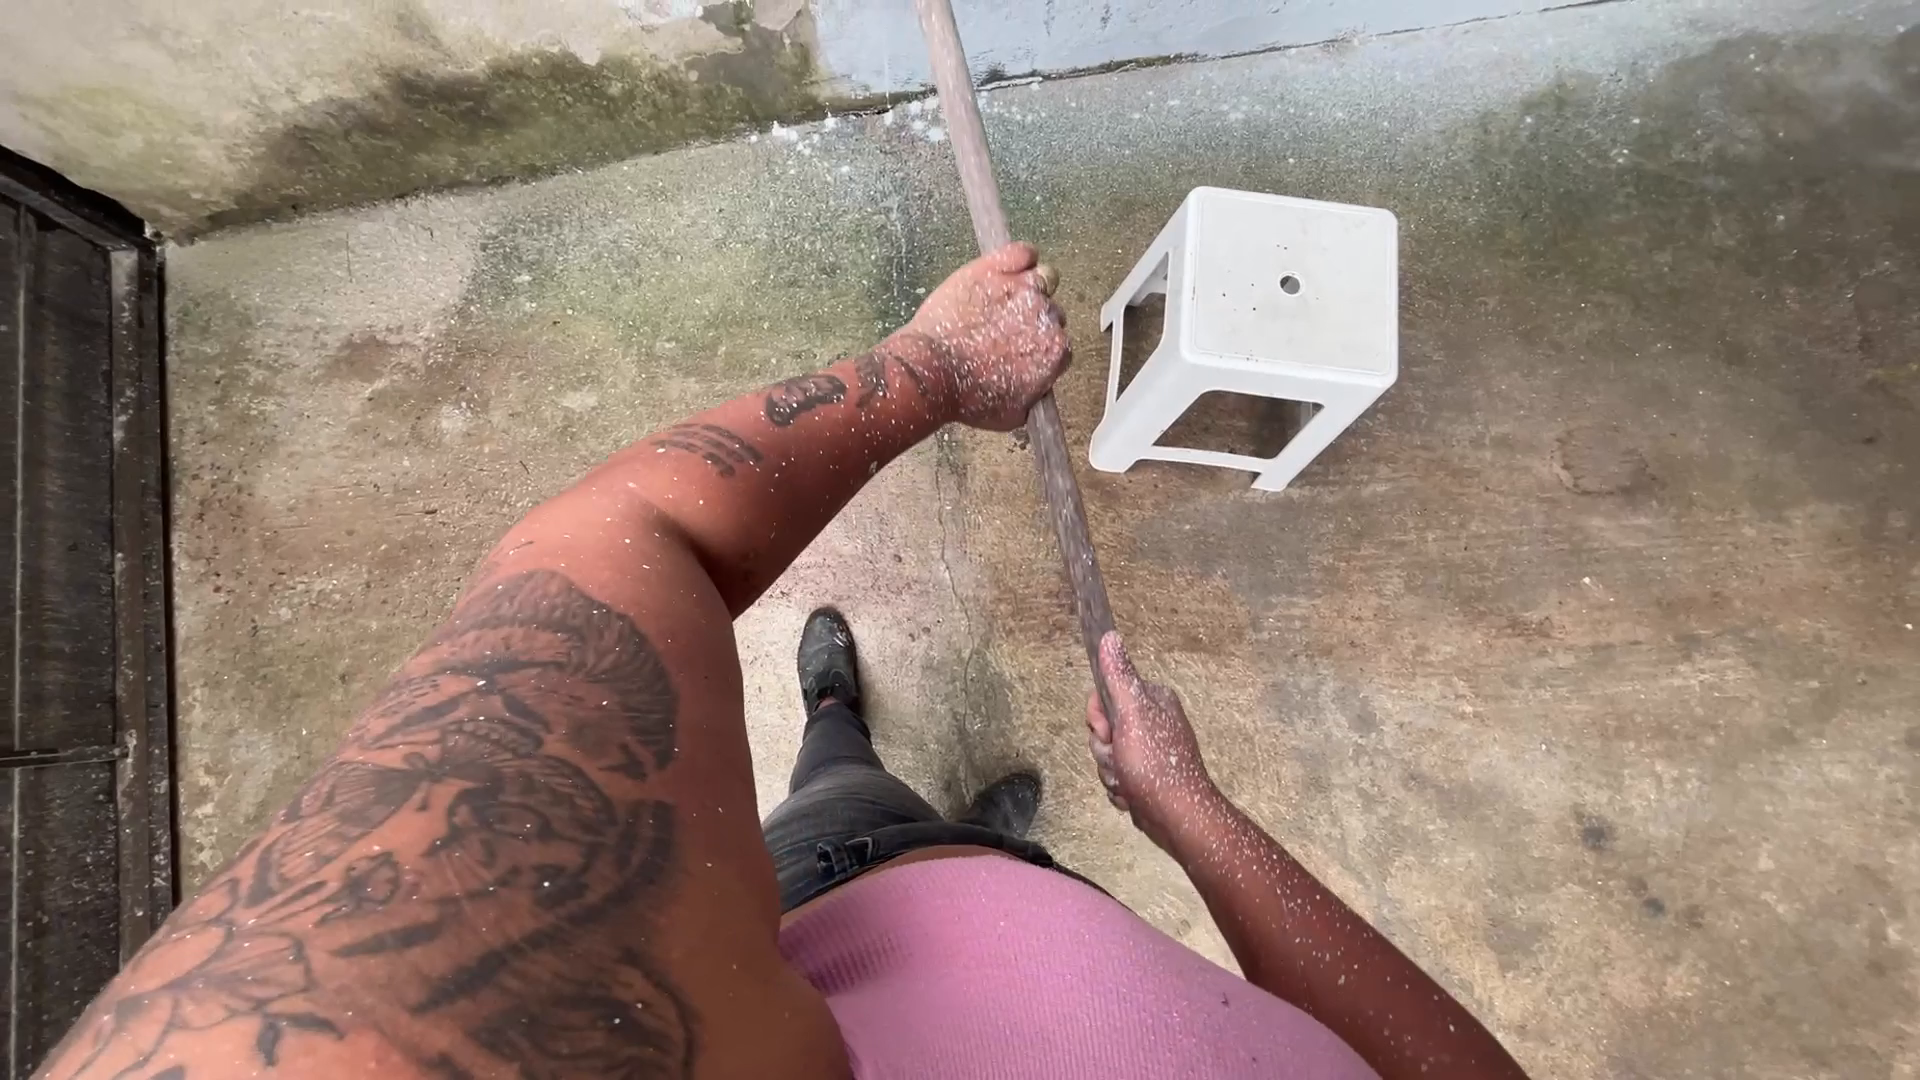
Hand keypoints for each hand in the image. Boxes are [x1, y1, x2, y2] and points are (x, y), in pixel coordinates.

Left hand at [902, 242, 1070, 430]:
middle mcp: (1045, 317)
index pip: (1060, 345)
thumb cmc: (966, 396)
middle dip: (1032, 321)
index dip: (1039, 348)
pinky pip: (1022, 252)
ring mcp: (1021, 288)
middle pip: (1051, 312)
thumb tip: (1036, 392)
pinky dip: (1019, 258)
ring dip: (1029, 288)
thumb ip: (1034, 398)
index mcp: (1054, 352)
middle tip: (1004, 331)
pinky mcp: (995, 269)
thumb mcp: (1011, 416)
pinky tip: (1005, 269)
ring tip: (1003, 301)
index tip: (1022, 350)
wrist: (931, 373)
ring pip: (1043, 278)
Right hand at [1084, 632, 1219, 851]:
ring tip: (1127, 782)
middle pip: (1102, 727)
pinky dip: (1119, 788)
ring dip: (1110, 772)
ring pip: (1106, 754)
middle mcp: (1151, 721)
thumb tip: (1109, 635)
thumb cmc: (1155, 764)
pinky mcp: (1145, 776)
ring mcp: (1148, 750)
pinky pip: (1115, 775)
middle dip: (1104, 750)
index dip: (1098, 718)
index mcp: (1151, 700)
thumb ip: (1119, 675)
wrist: (1176, 818)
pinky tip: (1131, 796)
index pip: (1104, 695)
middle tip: (1120, 761)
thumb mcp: (1132, 713)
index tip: (1108, 733)